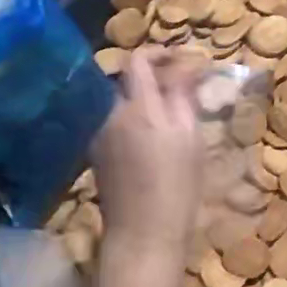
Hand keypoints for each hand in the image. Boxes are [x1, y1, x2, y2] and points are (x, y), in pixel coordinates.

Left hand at [90, 47, 204, 276]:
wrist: (142, 234)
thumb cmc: (176, 188)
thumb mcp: (190, 139)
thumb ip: (183, 97)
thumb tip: (187, 66)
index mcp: (137, 107)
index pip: (138, 60)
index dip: (158, 52)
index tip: (179, 59)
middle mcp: (110, 113)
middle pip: (125, 79)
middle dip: (151, 76)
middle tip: (178, 87)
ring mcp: (99, 132)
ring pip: (119, 101)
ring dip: (141, 98)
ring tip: (167, 113)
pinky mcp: (96, 152)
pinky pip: (113, 121)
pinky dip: (131, 118)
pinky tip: (149, 137)